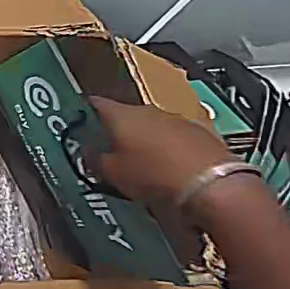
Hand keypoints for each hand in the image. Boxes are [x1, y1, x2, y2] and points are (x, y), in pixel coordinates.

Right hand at [88, 96, 236, 214]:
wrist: (211, 185)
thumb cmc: (153, 175)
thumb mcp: (113, 174)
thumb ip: (95, 160)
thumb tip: (88, 153)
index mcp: (120, 114)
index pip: (94, 103)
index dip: (83, 112)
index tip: (77, 124)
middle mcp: (147, 109)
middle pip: (123, 115)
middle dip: (115, 131)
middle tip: (107, 151)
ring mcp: (176, 119)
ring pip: (150, 125)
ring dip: (143, 140)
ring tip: (139, 164)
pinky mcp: (200, 132)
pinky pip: (174, 138)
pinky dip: (167, 149)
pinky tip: (167, 168)